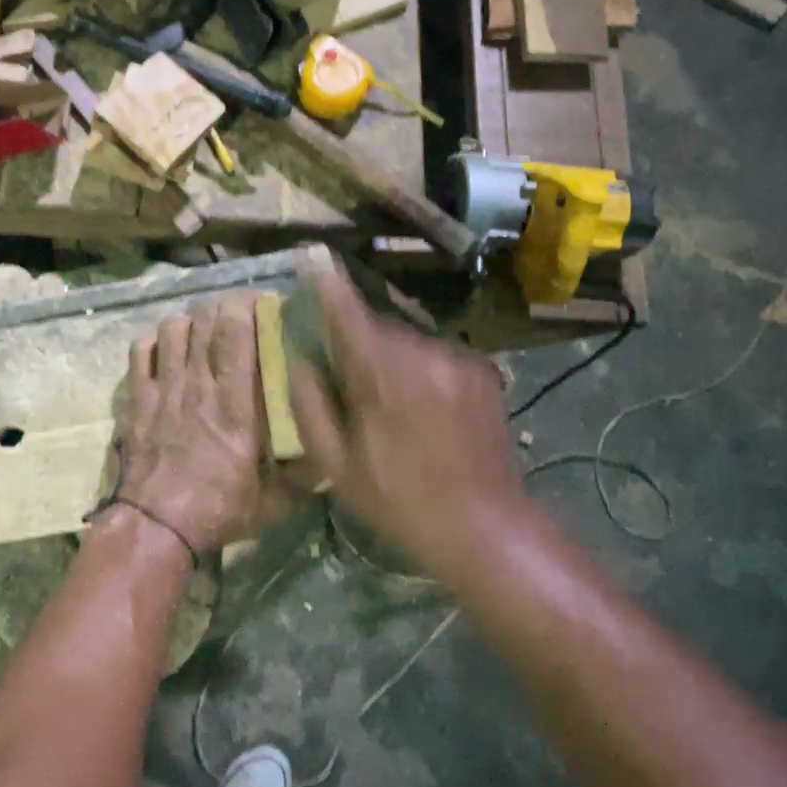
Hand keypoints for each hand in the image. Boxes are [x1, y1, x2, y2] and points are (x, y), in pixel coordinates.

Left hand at [112, 292, 294, 554]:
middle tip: (235, 313)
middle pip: (205, 321)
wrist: (155, 526)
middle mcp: (198, 385)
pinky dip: (153, 342)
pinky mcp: (136, 399)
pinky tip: (164, 350)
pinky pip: (140, 351)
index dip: (248, 306)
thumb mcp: (276, 502)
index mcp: (236, 404)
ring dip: (188, 323)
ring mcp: (162, 389)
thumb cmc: (219, 511)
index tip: (263, 303)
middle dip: (222, 307)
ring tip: (199, 332)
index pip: (238, 333)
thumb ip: (306, 476)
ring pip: (171, 328)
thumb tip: (334, 460)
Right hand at [287, 259, 526, 579]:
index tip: (313, 257)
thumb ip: (310, 404)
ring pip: (407, 340)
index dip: (328, 285)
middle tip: (340, 366)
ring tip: (382, 398)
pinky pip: (434, 354)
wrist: (487, 528)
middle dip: (355, 336)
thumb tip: (299, 359)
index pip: (348, 314)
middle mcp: (423, 354)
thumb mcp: (334, 465)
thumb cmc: (399, 501)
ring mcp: (458, 360)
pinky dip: (417, 366)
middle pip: (377, 326)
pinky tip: (417, 404)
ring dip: (388, 354)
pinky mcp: (482, 372)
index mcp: (381, 375)